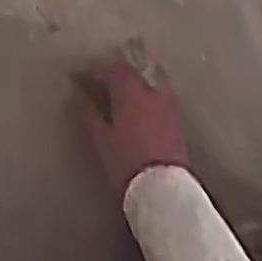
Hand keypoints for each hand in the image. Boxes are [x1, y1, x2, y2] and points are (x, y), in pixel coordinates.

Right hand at [80, 61, 190, 192]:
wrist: (164, 190)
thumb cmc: (127, 161)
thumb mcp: (102, 140)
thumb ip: (92, 115)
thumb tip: (87, 102)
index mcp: (130, 90)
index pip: (111, 70)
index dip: (96, 73)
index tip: (84, 80)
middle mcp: (151, 89)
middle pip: (132, 71)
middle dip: (116, 75)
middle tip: (103, 86)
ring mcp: (167, 103)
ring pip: (148, 80)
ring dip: (135, 83)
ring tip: (123, 95)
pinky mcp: (177, 118)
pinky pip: (160, 95)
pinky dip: (148, 95)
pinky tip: (141, 108)